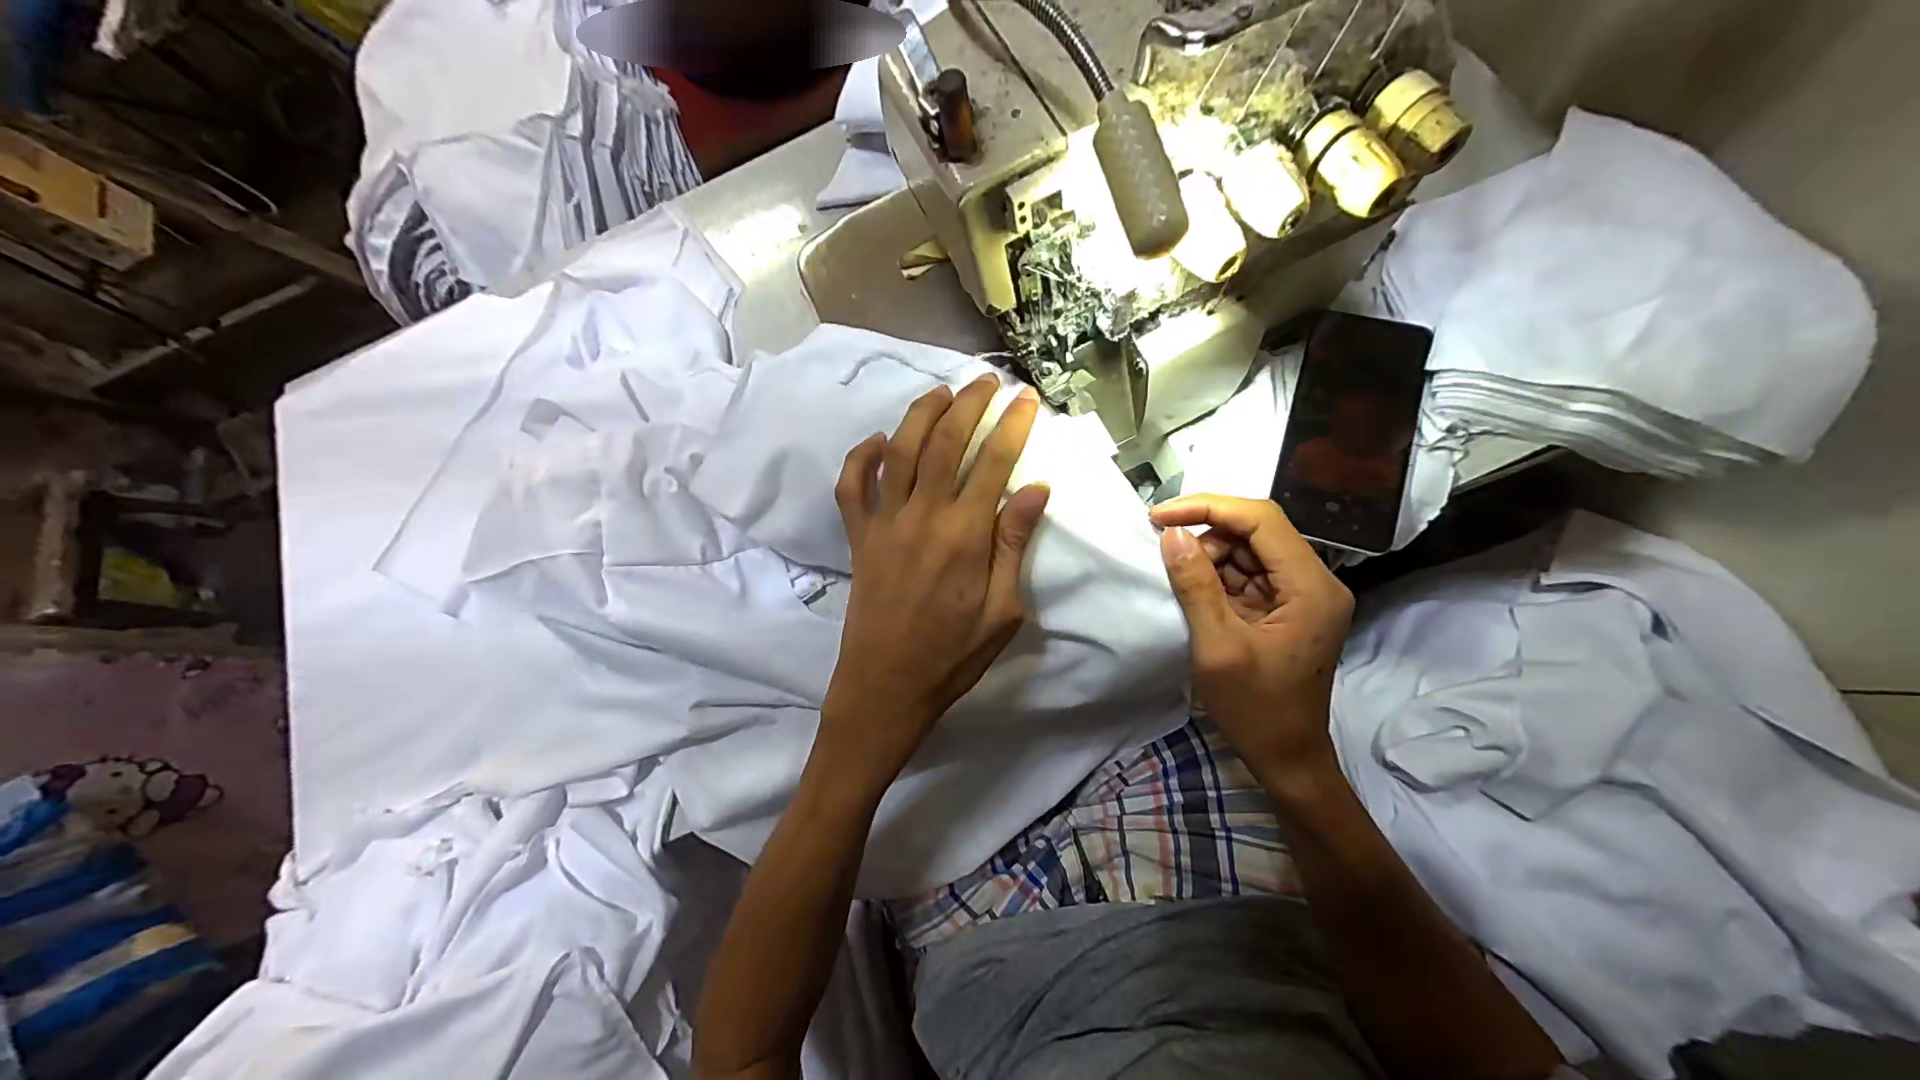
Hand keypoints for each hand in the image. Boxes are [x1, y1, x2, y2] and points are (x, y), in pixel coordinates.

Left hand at [820, 374, 1050, 784]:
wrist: (886, 686)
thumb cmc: (952, 656)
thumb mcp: (1003, 611)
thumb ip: (1014, 545)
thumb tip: (1034, 489)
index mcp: (964, 535)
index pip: (992, 462)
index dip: (1011, 425)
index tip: (1026, 399)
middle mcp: (921, 517)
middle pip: (943, 442)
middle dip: (968, 404)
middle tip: (987, 381)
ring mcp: (883, 524)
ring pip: (897, 451)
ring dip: (919, 414)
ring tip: (942, 392)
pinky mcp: (857, 538)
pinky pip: (851, 486)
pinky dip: (860, 456)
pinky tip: (878, 440)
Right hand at [1150, 495, 1353, 783]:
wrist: (1287, 758)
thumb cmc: (1256, 709)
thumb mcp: (1217, 646)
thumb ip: (1195, 585)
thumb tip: (1171, 536)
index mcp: (1311, 587)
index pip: (1262, 519)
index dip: (1209, 507)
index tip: (1160, 516)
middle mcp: (1316, 581)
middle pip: (1257, 530)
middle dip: (1207, 535)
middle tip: (1166, 558)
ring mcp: (1303, 595)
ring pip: (1250, 550)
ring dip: (1210, 557)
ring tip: (1181, 584)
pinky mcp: (1288, 608)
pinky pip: (1249, 574)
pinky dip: (1218, 577)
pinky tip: (1196, 594)